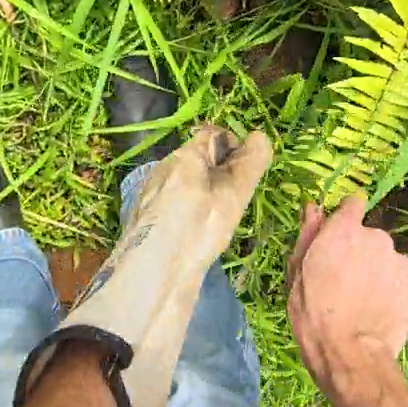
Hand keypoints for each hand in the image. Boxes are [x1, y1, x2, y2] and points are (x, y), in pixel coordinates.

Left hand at [128, 124, 272, 256]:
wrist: (154, 271)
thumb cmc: (199, 226)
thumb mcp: (232, 194)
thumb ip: (248, 164)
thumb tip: (260, 136)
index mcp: (183, 155)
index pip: (213, 135)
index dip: (235, 148)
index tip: (246, 174)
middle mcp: (163, 168)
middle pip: (198, 160)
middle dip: (219, 173)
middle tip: (234, 200)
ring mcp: (151, 193)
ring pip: (186, 183)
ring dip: (204, 194)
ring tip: (216, 220)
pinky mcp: (146, 217)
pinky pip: (174, 204)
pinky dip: (189, 212)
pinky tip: (194, 233)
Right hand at [288, 194, 407, 388]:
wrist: (351, 354)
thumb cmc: (312, 311)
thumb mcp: (298, 270)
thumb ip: (308, 234)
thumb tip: (314, 208)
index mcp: (345, 230)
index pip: (353, 203)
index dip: (345, 218)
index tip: (338, 237)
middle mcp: (377, 238)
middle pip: (369, 236)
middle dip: (359, 252)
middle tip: (344, 281)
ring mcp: (400, 262)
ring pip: (386, 259)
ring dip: (377, 271)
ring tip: (363, 300)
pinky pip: (401, 279)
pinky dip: (392, 289)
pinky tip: (379, 309)